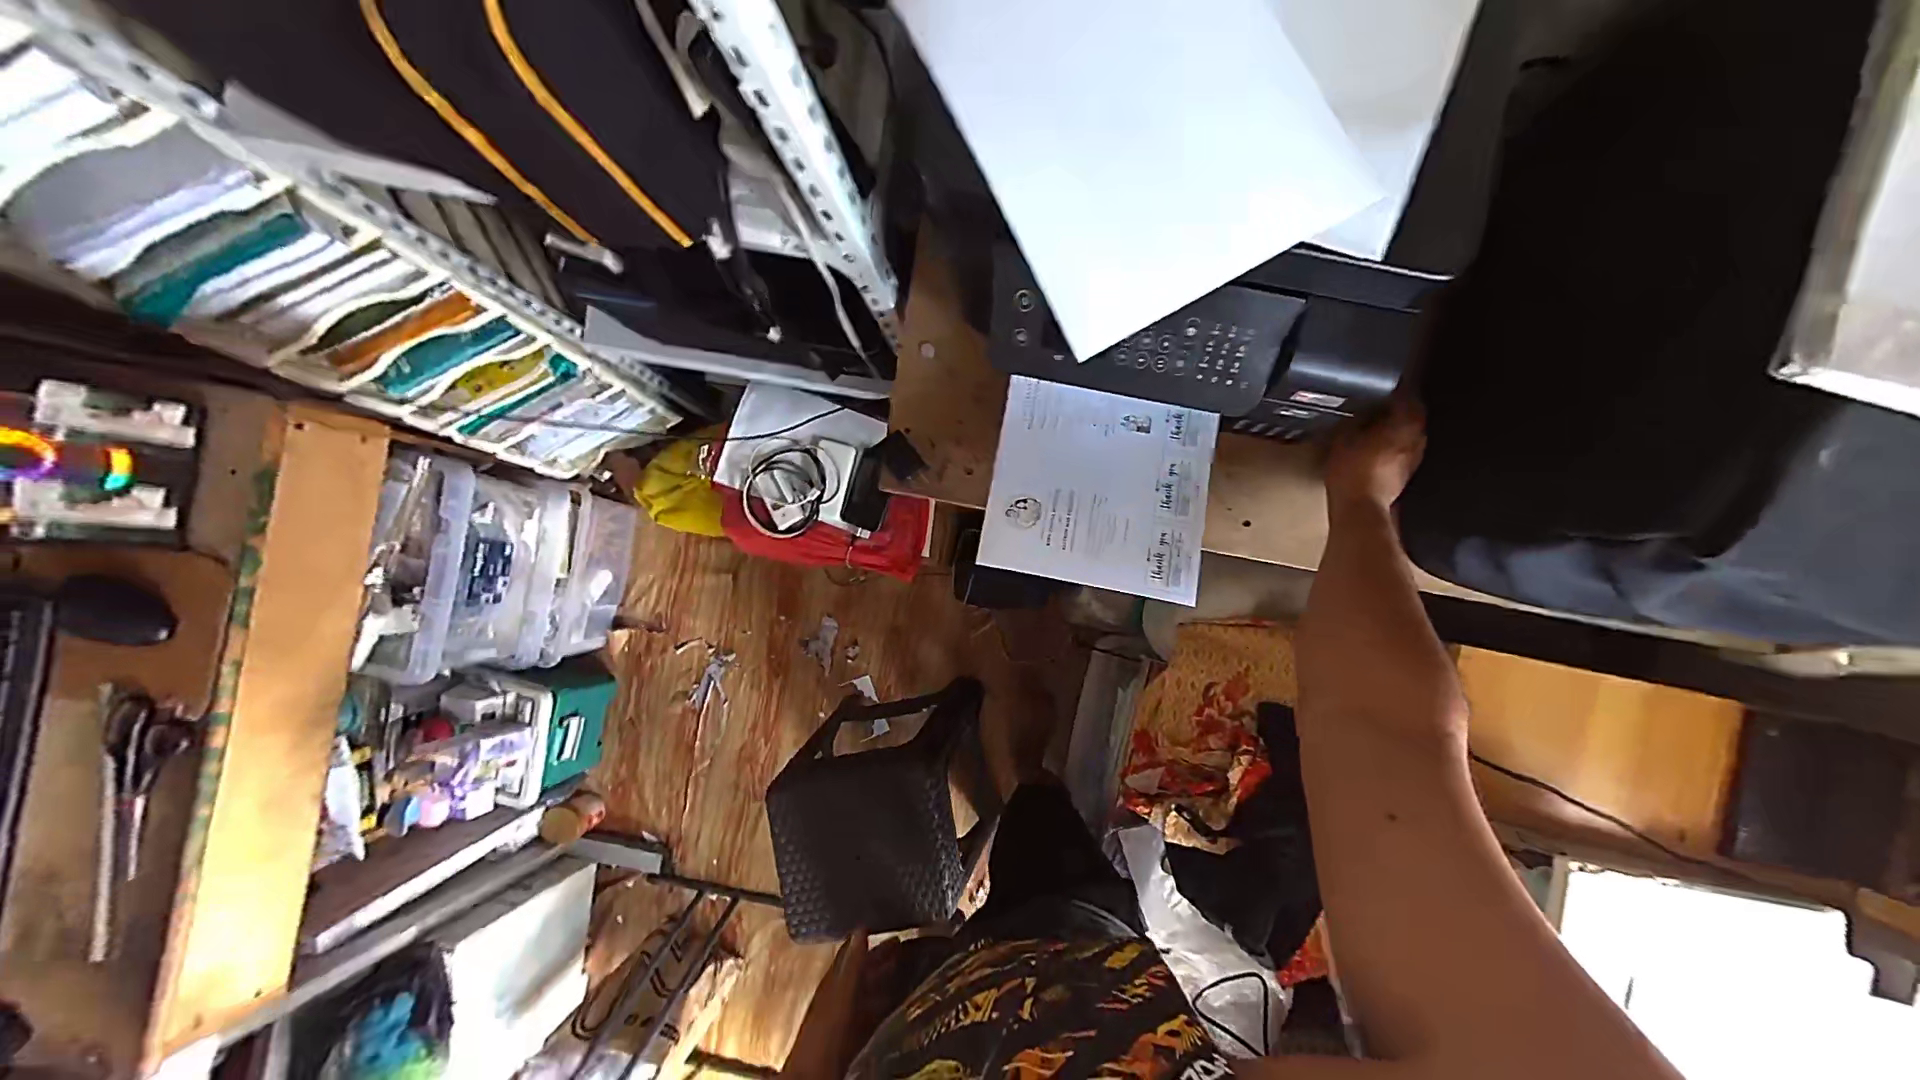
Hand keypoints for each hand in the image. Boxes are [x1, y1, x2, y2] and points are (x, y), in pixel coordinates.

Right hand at [1325, 399, 1426, 516]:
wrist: (1360, 508)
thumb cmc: (1353, 474)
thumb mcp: (1342, 439)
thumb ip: (1354, 421)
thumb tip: (1359, 412)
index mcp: (1405, 424)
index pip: (1408, 396)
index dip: (1395, 390)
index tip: (1385, 388)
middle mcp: (1417, 439)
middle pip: (1412, 415)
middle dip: (1397, 410)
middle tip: (1378, 406)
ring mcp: (1414, 458)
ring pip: (1409, 434)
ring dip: (1395, 429)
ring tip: (1374, 428)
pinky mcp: (1405, 474)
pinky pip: (1402, 452)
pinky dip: (1391, 447)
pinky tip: (1374, 451)